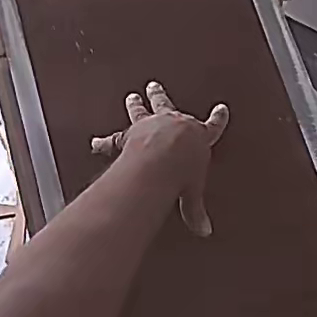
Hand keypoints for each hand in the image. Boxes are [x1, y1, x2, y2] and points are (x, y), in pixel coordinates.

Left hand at [91, 80, 229, 236]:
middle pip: (166, 106)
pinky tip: (94, 143)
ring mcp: (149, 125)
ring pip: (141, 111)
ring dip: (135, 105)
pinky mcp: (129, 134)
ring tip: (130, 96)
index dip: (218, 119)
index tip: (221, 108)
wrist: (167, 154)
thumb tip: (203, 231)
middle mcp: (173, 123)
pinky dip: (104, 143)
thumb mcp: (193, 191)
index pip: (213, 126)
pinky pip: (114, 138)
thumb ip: (194, 210)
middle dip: (160, 97)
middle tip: (153, 86)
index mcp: (197, 136)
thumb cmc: (185, 168)